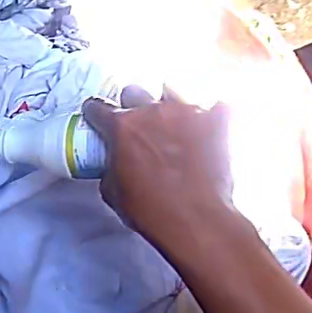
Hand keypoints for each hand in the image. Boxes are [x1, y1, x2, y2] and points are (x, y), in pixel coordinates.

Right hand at [83, 87, 239, 255]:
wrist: (196, 220)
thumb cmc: (150, 209)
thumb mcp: (113, 192)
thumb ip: (110, 167)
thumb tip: (115, 164)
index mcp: (122, 126)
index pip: (98, 107)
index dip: (95, 114)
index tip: (97, 119)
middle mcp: (151, 111)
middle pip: (134, 92)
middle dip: (131, 105)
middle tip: (137, 124)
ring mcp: (186, 112)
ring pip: (171, 92)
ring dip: (167, 105)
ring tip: (172, 122)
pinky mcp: (216, 122)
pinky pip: (217, 106)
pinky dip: (212, 114)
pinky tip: (211, 125)